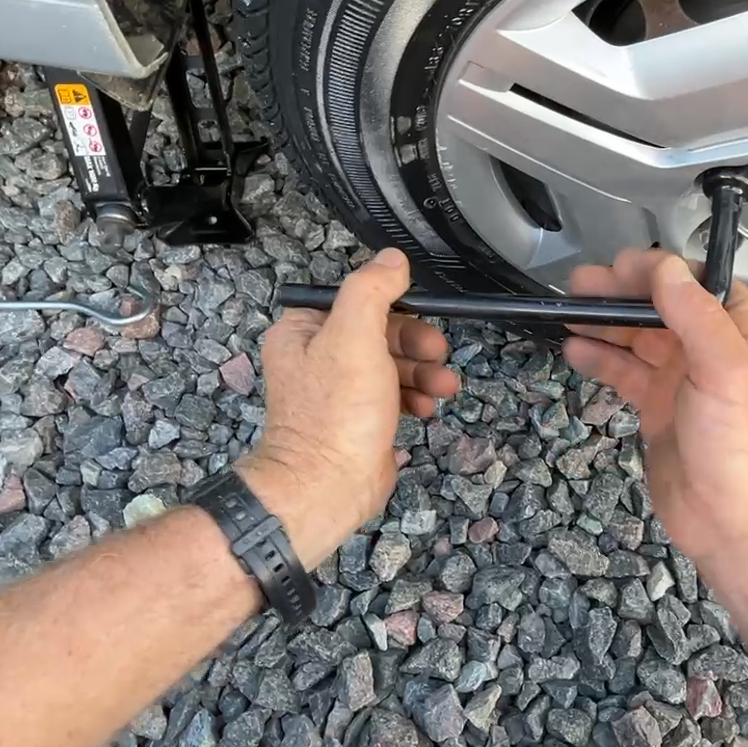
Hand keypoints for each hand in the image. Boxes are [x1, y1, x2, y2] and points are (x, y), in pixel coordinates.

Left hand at [238, 249, 459, 565]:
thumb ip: (372, 290)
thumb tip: (393, 259)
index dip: (397, 308)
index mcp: (304, 330)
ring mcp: (340, 391)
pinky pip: (395, 395)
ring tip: (443, 388)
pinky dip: (415, 397)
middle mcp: (318, 357)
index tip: (424, 318)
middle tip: (439, 356)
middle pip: (382, 332)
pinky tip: (426, 409)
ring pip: (394, 365)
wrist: (328, 487)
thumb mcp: (354, 337)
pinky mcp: (360, 418)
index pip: (359, 301)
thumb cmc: (337, 412)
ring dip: (424, 372)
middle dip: (417, 345)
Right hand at [563, 249, 747, 564]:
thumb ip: (696, 316)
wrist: (737, 529)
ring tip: (569, 311)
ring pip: (639, 338)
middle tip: (582, 285)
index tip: (621, 266)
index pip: (700, 285)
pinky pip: (626, 373)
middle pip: (663, 308)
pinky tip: (576, 349)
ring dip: (606, 323)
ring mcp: (685, 383)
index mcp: (746, 335)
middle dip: (623, 294)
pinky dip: (602, 358)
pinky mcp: (660, 410)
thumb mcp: (728, 373)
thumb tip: (666, 268)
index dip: (660, 271)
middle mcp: (715, 353)